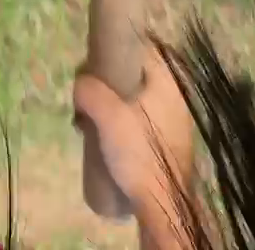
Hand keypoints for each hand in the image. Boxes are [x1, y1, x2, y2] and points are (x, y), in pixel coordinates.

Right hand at [73, 49, 194, 221]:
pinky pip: (139, 120)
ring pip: (134, 99)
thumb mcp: (107, 115)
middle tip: (86, 97)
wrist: (163, 207)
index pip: (141, 47)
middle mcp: (174, 97)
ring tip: (88, 122)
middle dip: (106, 83)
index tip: (93, 60)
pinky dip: (120, 122)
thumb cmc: (138, 153)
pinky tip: (103, 139)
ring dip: (109, 105)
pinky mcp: (167, 143)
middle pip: (134, 74)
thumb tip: (80, 83)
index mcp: (166, 82)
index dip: (115, 48)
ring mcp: (172, 121)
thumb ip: (89, 90)